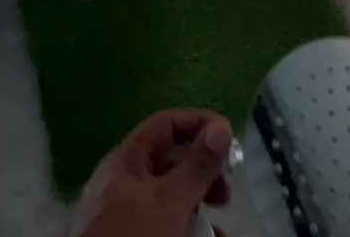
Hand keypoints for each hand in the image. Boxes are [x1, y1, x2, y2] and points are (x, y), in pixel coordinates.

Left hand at [70, 109, 234, 236]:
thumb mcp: (170, 203)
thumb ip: (198, 166)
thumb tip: (222, 126)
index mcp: (124, 163)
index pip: (165, 124)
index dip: (199, 123)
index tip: (229, 139)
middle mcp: (120, 184)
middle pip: (169, 163)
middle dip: (203, 175)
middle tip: (226, 194)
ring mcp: (120, 216)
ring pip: (168, 199)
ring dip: (198, 209)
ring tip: (218, 232)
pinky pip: (160, 225)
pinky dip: (183, 229)